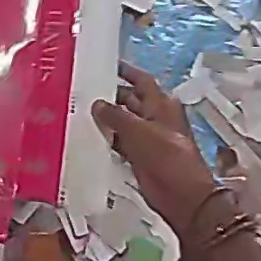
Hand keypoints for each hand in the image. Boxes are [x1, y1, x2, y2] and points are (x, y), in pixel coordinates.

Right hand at [93, 63, 224, 236]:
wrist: (182, 195)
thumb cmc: (166, 156)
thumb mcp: (139, 131)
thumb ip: (116, 115)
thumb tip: (97, 103)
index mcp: (161, 104)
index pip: (141, 80)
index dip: (126, 71)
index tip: (105, 65)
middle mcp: (154, 117)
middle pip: (129, 100)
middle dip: (109, 96)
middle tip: (82, 90)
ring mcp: (147, 137)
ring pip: (122, 121)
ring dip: (105, 118)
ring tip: (79, 110)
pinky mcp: (139, 156)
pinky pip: (119, 141)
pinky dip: (107, 138)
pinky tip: (88, 135)